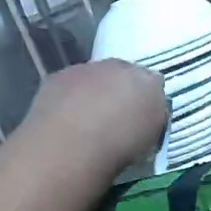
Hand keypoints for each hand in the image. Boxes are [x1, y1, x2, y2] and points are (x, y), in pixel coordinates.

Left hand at [17, 60, 168, 177]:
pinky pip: (67, 85)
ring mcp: (85, 69)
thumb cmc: (122, 144)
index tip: (141, 116)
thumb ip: (153, 112)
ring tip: (87, 121)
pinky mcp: (56, 77)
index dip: (147, 96)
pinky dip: (68, 97)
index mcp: (148, 80)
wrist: (72, 144)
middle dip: (119, 90)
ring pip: (93, 77)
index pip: (153, 80)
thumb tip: (148, 105)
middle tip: (115, 117)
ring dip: (92, 92)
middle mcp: (118, 66)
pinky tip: (65, 119)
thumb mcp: (154, 135)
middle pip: (122, 74)